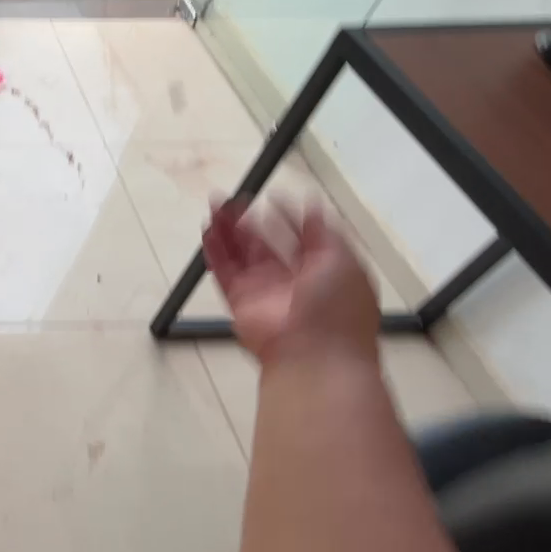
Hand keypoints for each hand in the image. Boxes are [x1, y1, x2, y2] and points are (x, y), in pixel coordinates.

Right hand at [202, 199, 379, 366]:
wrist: (313, 354)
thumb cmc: (337, 308)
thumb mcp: (342, 261)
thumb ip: (323, 233)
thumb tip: (313, 206)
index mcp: (321, 270)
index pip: (299, 238)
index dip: (285, 217)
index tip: (270, 197)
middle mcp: (291, 279)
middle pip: (264, 243)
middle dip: (248, 220)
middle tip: (231, 199)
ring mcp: (263, 290)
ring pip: (240, 254)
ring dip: (227, 230)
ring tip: (214, 208)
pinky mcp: (239, 301)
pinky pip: (224, 272)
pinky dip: (215, 252)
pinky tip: (208, 232)